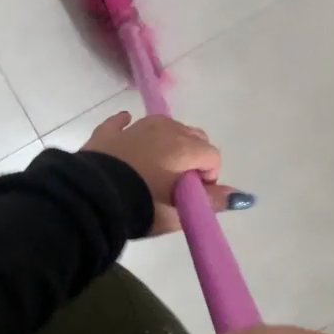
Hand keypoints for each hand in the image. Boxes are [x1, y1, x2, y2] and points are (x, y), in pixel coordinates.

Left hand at [79, 112, 240, 235]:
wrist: (92, 198)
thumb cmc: (140, 206)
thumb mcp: (179, 211)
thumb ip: (212, 201)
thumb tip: (242, 197)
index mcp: (184, 147)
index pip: (212, 155)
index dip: (208, 176)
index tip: (192, 195)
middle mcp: (162, 130)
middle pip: (191, 135)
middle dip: (191, 156)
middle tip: (176, 183)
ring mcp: (133, 127)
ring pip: (161, 125)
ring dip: (166, 140)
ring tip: (156, 166)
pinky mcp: (106, 131)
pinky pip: (122, 122)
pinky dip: (128, 126)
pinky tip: (127, 131)